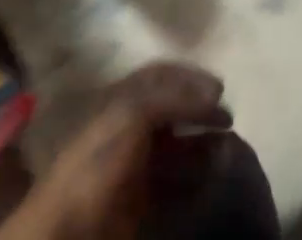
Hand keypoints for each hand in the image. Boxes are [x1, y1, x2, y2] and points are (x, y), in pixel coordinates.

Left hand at [0, 62, 233, 239]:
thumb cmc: (99, 161)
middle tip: (228, 118)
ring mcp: (136, 162)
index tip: (219, 87)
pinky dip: (199, 174)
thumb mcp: (132, 115)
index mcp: (118, 100)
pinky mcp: (143, 196)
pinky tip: (215, 173)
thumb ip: (172, 98)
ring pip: (177, 145)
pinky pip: (177, 179)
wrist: (72, 226)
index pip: (158, 76)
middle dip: (201, 110)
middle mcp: (128, 126)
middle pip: (171, 110)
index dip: (189, 76)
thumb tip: (214, 93)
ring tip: (229, 146)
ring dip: (203, 142)